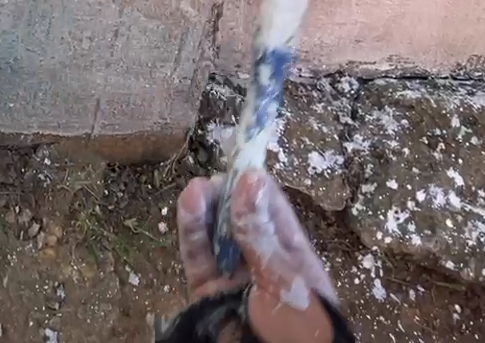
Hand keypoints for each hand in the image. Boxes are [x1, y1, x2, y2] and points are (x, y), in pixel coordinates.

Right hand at [177, 172, 339, 342]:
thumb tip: (249, 179)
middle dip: (228, 194)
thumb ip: (261, 235)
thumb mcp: (285, 282)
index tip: (242, 159)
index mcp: (294, 261)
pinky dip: (191, 227)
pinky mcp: (207, 290)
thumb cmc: (296, 334)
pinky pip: (197, 254)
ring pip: (216, 232)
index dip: (258, 185)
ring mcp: (233, 276)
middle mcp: (262, 263)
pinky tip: (189, 202)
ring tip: (199, 188)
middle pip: (241, 218)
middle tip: (218, 176)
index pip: (275, 213)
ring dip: (206, 206)